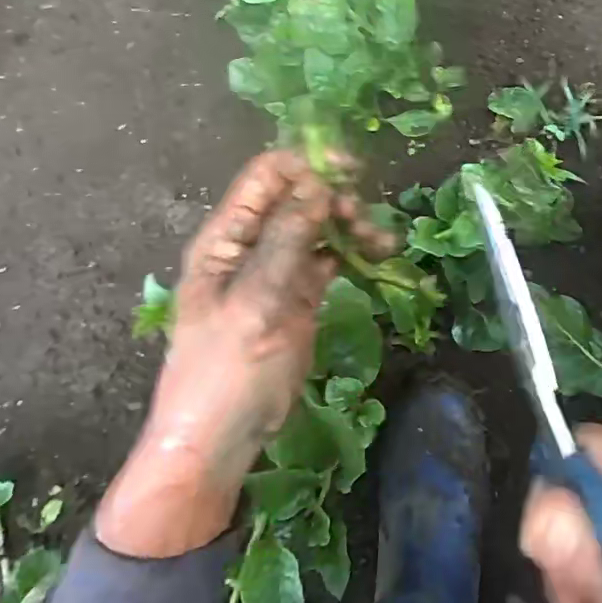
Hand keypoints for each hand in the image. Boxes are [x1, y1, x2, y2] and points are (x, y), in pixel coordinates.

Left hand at [97, 151, 390, 556]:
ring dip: (351, 224)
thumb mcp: (255, 303)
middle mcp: (252, 243)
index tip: (351, 171)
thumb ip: (286, 240)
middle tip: (363, 220)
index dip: (307, 164)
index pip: (266, 177)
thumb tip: (319, 185)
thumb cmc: (225, 371)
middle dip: (336, 198)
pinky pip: (331, 256)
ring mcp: (278, 268)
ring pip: (320, 225)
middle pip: (300, 197)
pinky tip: (378, 255)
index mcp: (226, 238)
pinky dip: (354, 251)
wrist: (221, 438)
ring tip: (379, 243)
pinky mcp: (300, 292)